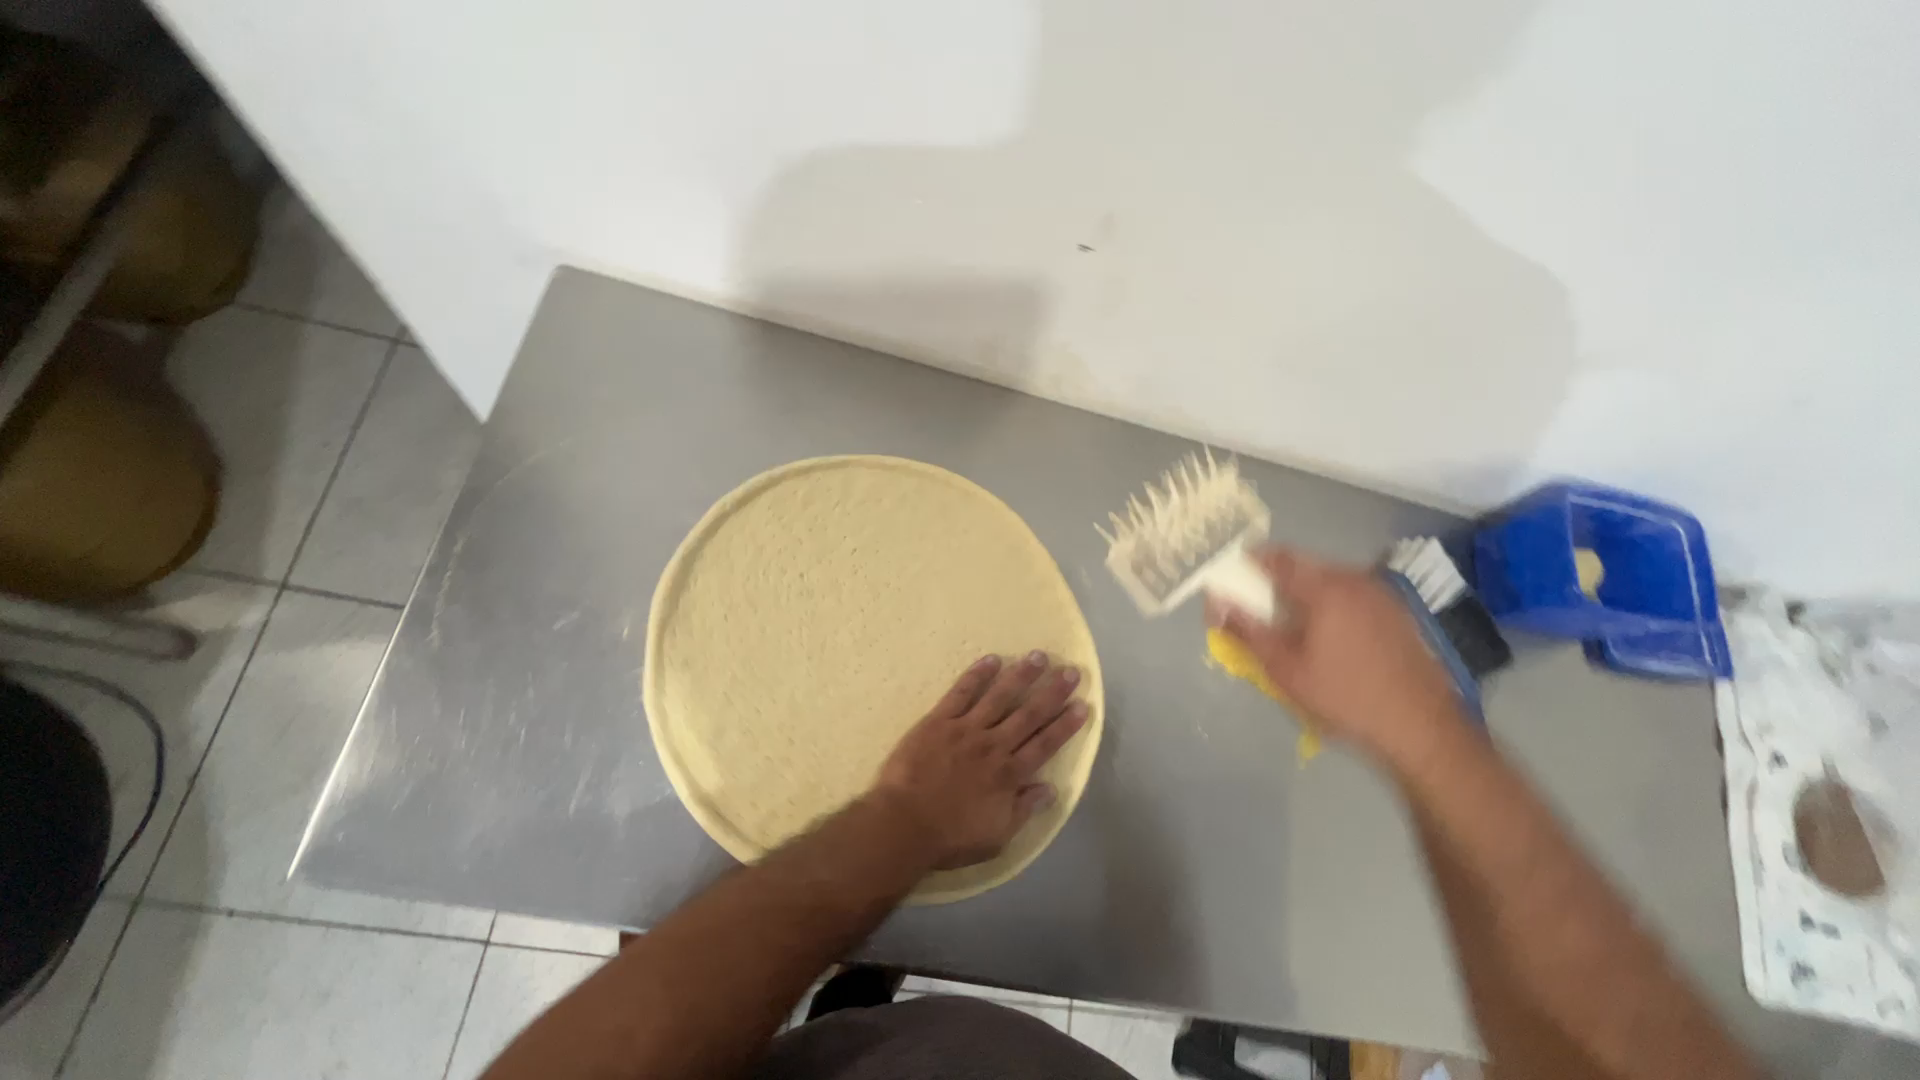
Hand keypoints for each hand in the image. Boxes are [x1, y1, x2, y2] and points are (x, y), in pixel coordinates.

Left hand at [871, 651, 1089, 869]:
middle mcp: (993, 747)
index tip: (1082, 705)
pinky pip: (961, 693)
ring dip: (1021, 675)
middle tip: (1070, 671)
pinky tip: (992, 659)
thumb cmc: (949, 838)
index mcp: (1009, 775)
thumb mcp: (996, 837)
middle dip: (1052, 692)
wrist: (903, 824)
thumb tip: (1049, 789)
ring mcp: (966, 730)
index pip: (1045, 745)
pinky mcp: (939, 721)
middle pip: (1029, 715)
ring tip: (1038, 656)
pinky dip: (977, 675)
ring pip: (1000, 696)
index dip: (1066, 725)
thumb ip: (1023, 810)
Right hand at [1208, 547, 1469, 768]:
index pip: (1277, 558)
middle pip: (1305, 567)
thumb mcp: (1284, 669)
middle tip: (1259, 612)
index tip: (1231, 583)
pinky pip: (1353, 597)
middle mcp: (1356, 580)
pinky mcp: (1399, 614)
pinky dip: (1332, 607)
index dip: (1248, 564)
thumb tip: (1217, 603)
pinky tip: (1331, 641)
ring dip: (1306, 595)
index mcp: (1325, 587)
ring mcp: (1382, 595)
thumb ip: (1247, 631)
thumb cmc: (1344, 696)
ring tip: (1294, 630)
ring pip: (1331, 581)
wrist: (1421, 727)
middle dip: (1276, 582)